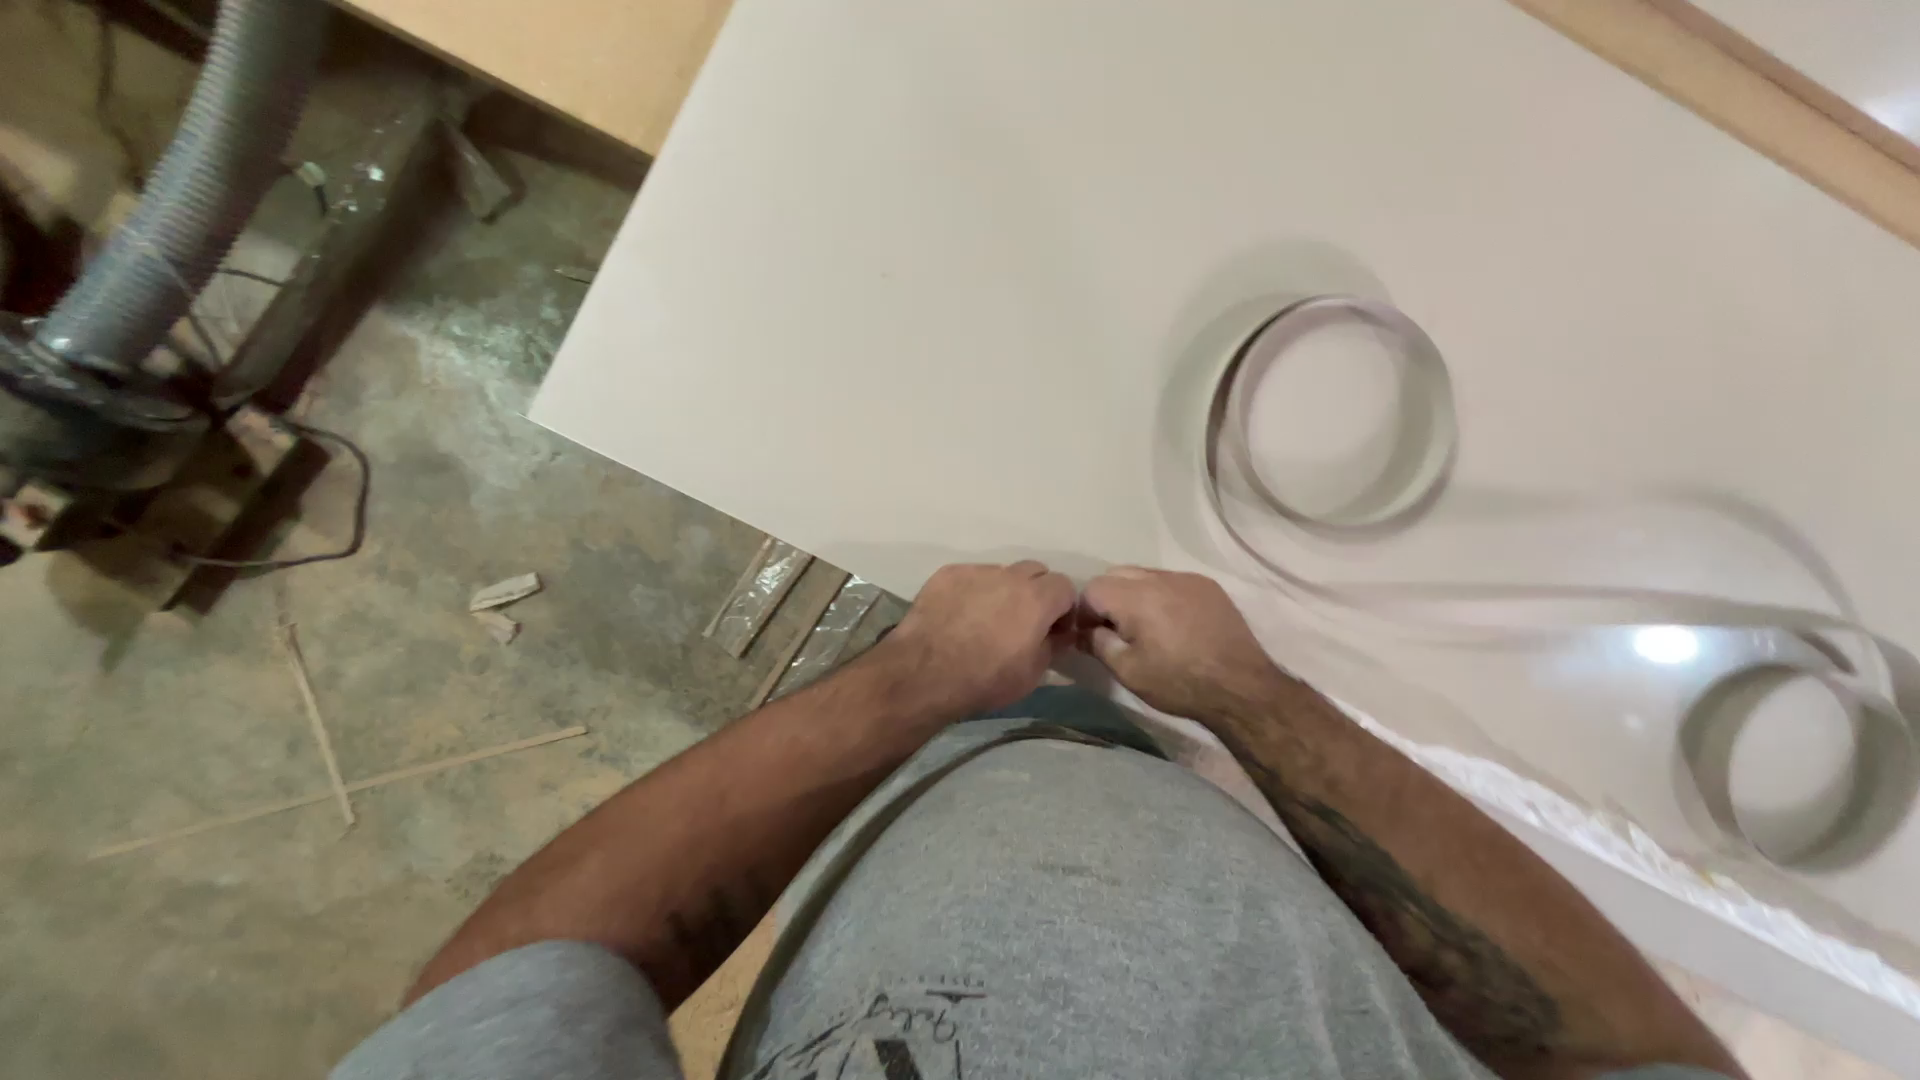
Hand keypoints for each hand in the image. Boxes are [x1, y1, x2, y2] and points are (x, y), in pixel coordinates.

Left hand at [877, 561, 1076, 718]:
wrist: (925, 673)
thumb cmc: (986, 679)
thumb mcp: (1032, 673)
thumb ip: (1053, 646)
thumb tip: (1062, 634)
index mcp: (1037, 598)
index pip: (1065, 586)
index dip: (1062, 608)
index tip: (1053, 628)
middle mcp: (1009, 575)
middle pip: (1035, 571)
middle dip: (1036, 592)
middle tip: (1023, 621)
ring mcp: (975, 571)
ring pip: (1001, 572)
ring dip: (1003, 589)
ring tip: (986, 618)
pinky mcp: (946, 574)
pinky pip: (970, 576)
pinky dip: (973, 591)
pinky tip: (960, 615)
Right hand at [1079, 566, 1286, 718]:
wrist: (1240, 687)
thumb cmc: (1178, 682)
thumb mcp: (1128, 671)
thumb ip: (1098, 643)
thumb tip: (1083, 631)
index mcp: (1135, 597)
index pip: (1092, 588)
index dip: (1085, 613)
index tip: (1093, 636)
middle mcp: (1159, 578)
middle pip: (1116, 574)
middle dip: (1108, 599)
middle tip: (1116, 631)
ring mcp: (1187, 578)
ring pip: (1145, 575)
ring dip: (1135, 595)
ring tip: (1146, 627)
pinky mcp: (1208, 586)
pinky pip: (1172, 581)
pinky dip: (1162, 595)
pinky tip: (1173, 624)